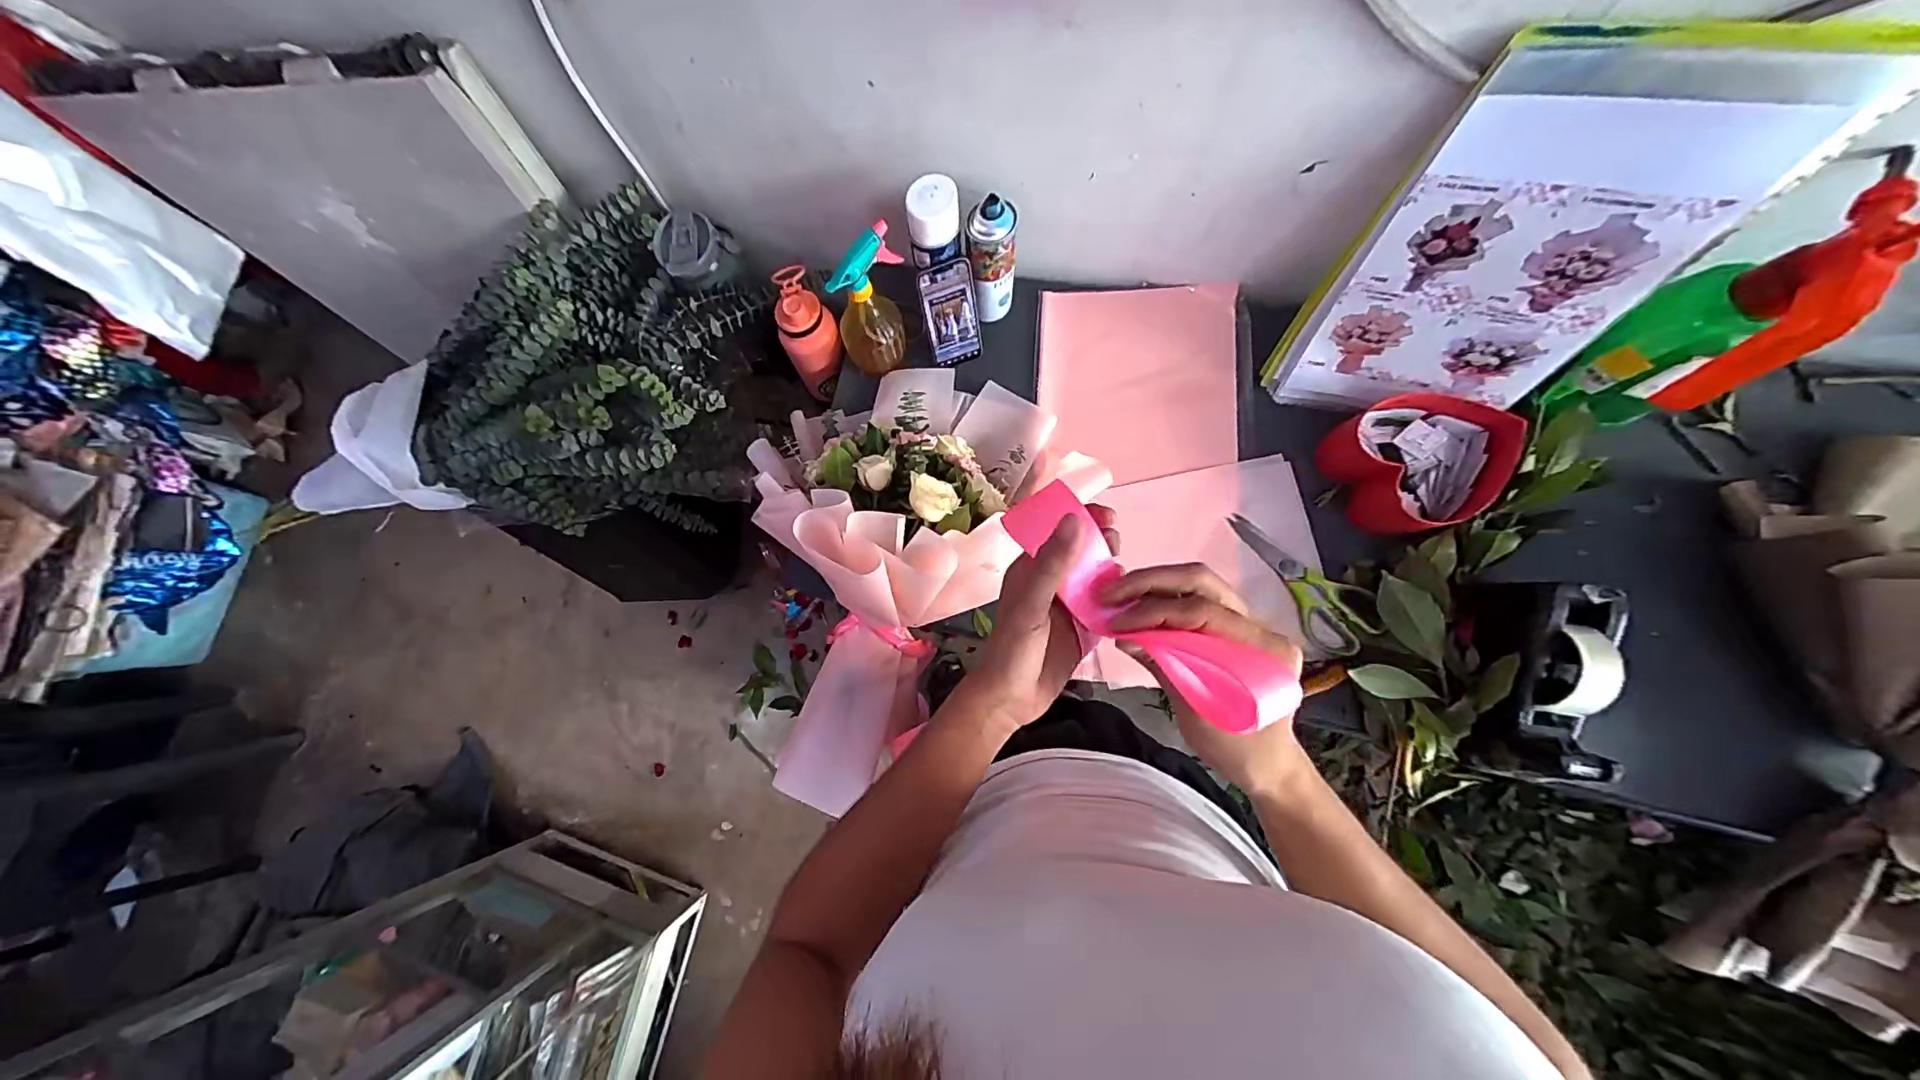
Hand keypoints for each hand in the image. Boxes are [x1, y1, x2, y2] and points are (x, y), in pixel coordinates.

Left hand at [959, 505, 1118, 731]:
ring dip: (1114, 571)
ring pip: (1097, 578)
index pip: (1057, 531)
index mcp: (1032, 569)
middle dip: (1102, 542)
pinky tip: (1135, 600)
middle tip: (1117, 544)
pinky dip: (1121, 601)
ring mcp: (1069, 605)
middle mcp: (1052, 582)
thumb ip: (1053, 563)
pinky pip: (1106, 607)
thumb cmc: (1013, 649)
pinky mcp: (1084, 628)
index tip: (1108, 515)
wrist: (1011, 699)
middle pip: (1082, 552)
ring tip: (1127, 574)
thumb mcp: (1032, 603)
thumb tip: (1075, 519)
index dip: (1081, 518)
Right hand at [1101, 563, 1314, 799]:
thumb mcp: (1195, 711)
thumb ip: (1165, 665)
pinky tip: (1140, 606)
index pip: (1203, 612)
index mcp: (1263, 649)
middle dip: (1152, 582)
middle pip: (1203, 583)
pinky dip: (1166, 600)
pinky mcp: (1237, 628)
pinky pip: (1200, 602)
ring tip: (1120, 594)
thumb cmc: (1235, 747)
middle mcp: (1262, 627)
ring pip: (1201, 586)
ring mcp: (1252, 625)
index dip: (1154, 612)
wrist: (1266, 765)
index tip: (1118, 622)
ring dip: (1156, 585)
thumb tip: (1124, 637)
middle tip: (1112, 592)